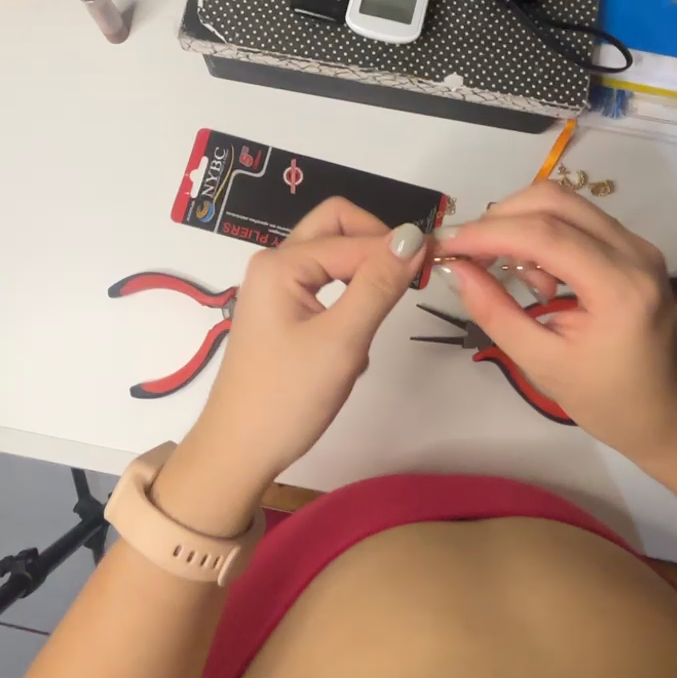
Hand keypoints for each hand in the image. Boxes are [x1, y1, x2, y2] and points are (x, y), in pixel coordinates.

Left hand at [180, 198, 428, 497]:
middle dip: (375, 245)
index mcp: (281, 263)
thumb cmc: (288, 398)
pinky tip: (357, 333)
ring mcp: (275, 287)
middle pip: (336, 227)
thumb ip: (378, 284)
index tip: (437, 267)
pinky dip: (348, 296)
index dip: (397, 249)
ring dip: (362, 272)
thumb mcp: (342, 340)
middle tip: (408, 278)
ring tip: (382, 311)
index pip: (354, 238)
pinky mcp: (281, 310)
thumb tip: (412, 235)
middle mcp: (274, 264)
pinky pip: (323, 283)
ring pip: (332, 256)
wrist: (240, 451)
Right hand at [431, 181, 676, 461]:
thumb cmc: (609, 400)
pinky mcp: (630, 246)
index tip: (444, 244)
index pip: (544, 235)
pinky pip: (575, 218)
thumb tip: (453, 268)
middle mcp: (634, 252)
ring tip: (501, 270)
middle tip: (466, 252)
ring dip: (518, 223)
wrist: (673, 413)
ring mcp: (636, 244)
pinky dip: (539, 232)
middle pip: (553, 201)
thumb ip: (494, 311)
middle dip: (499, 219)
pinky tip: (534, 276)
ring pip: (563, 202)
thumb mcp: (541, 363)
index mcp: (619, 288)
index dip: (487, 233)